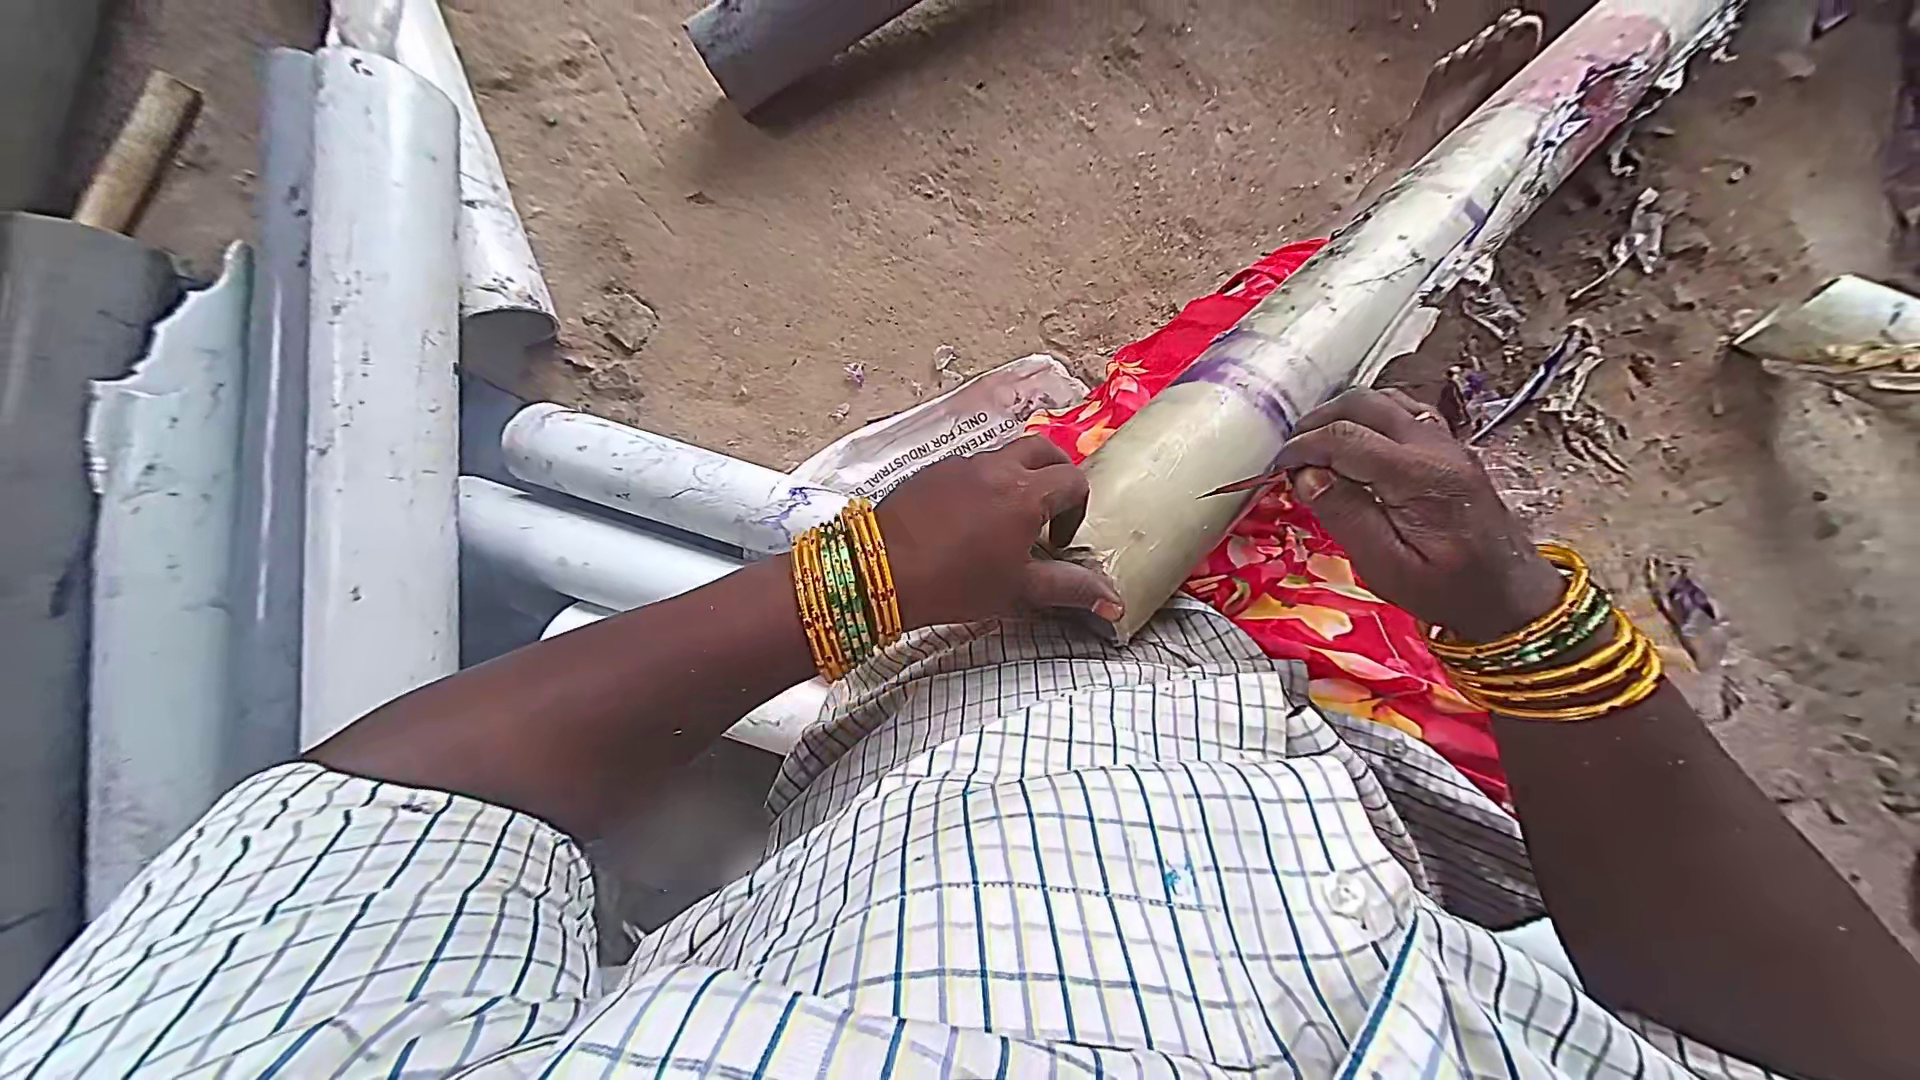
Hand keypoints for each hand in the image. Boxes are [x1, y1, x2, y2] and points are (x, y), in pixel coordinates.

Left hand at [876, 436, 1123, 627]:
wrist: (880, 570)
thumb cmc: (955, 582)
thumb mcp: (1017, 590)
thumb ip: (1069, 589)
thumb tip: (1115, 602)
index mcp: (1026, 494)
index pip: (1073, 481)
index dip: (1076, 510)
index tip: (1058, 542)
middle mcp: (997, 468)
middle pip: (1044, 451)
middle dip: (1056, 476)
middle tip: (1046, 512)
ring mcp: (962, 464)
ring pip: (1005, 456)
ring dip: (1018, 477)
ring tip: (1005, 518)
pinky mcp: (933, 470)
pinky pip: (972, 465)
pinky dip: (984, 482)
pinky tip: (968, 518)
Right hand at [1273, 388, 1563, 641]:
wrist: (1512, 597)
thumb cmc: (1446, 589)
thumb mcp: (1386, 566)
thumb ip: (1346, 516)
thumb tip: (1307, 476)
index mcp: (1419, 478)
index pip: (1344, 438)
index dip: (1302, 448)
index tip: (1279, 468)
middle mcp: (1436, 448)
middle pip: (1362, 403)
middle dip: (1316, 423)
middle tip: (1292, 455)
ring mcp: (1446, 444)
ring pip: (1383, 399)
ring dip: (1340, 415)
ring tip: (1314, 449)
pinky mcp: (1448, 449)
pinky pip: (1401, 411)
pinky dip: (1366, 418)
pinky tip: (1350, 445)